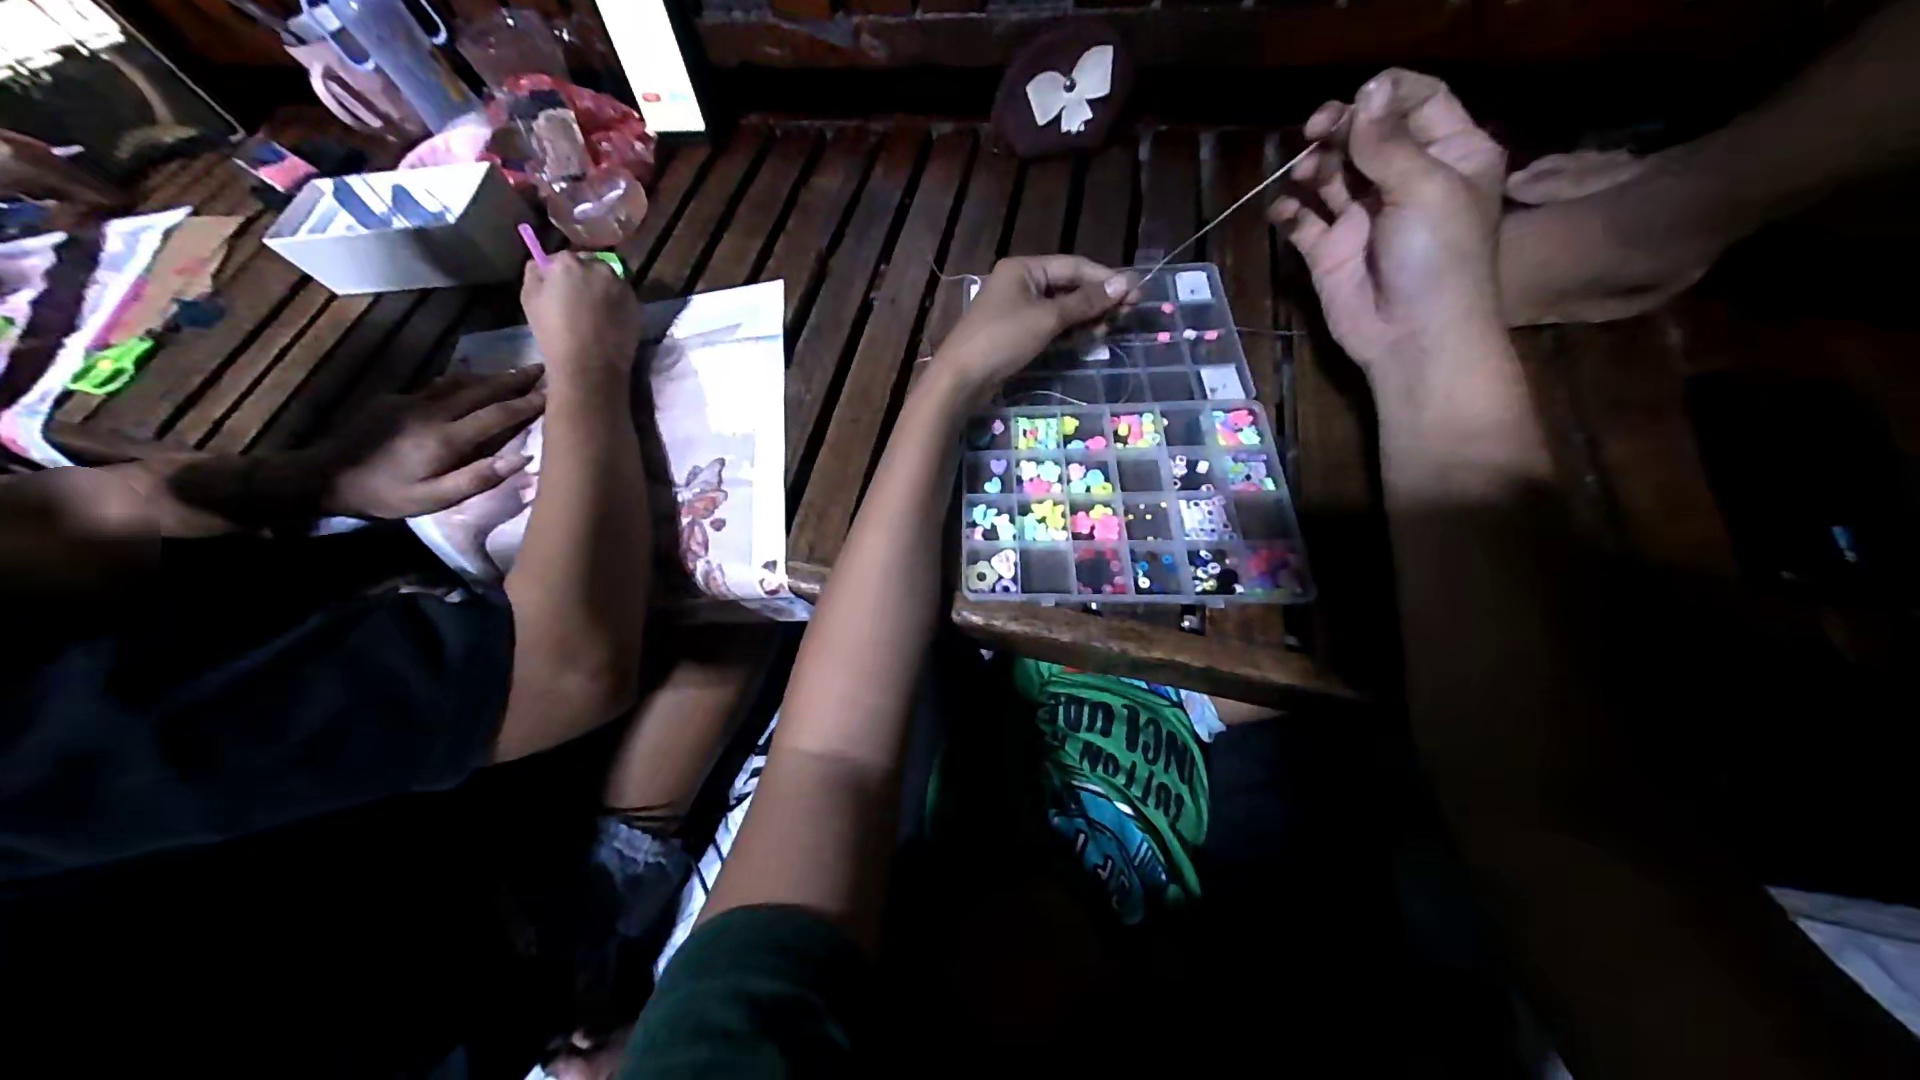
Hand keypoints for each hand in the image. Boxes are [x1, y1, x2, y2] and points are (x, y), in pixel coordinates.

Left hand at [309, 367, 545, 518]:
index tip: (555, 394)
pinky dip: (466, 381)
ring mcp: (413, 401)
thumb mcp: (434, 498)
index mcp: (446, 438)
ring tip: (518, 372)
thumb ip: (478, 478)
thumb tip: (522, 459)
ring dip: (494, 376)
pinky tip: (474, 382)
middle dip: (516, 380)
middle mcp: (432, 412)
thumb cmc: (385, 494)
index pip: (497, 415)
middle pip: (483, 390)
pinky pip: (440, 386)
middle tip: (544, 369)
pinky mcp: (397, 399)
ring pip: (462, 382)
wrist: (322, 476)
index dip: (528, 404)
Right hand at [520, 252, 642, 382]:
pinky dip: (616, 302)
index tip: (558, 287)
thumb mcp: (530, 299)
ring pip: (609, 279)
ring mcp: (622, 286)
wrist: (591, 364)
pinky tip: (609, 320)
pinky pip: (623, 296)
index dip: (559, 272)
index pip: (563, 258)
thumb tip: (541, 264)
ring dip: (602, 288)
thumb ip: (534, 273)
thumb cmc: (554, 333)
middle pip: (590, 265)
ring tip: (595, 311)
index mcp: (569, 263)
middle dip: (584, 276)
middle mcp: (599, 268)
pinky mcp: (637, 304)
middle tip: (578, 298)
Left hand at [932, 255, 1133, 396]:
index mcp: (1024, 268)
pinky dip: (1070, 331)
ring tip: (1112, 327)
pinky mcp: (1017, 334)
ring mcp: (1018, 310)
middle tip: (1130, 312)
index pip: (1074, 266)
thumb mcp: (1047, 318)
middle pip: (1069, 286)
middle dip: (1099, 299)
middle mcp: (1021, 283)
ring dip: (1087, 317)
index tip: (1135, 291)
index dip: (1106, 279)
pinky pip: (1051, 326)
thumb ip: (1085, 302)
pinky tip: (1090, 338)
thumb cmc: (1002, 340)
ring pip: (1062, 308)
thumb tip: (1124, 284)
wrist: (962, 378)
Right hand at [1269, 69, 1507, 376]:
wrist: (1412, 337)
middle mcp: (1404, 180)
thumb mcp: (1425, 189)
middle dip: (1339, 127)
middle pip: (1366, 134)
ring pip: (1332, 173)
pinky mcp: (1330, 250)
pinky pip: (1303, 221)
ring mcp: (1363, 217)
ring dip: (1314, 165)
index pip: (1418, 101)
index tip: (1355, 102)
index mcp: (1449, 155)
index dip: (1385, 94)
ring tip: (1303, 172)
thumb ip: (1388, 143)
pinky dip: (1290, 211)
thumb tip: (1364, 92)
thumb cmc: (1437, 258)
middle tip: (1315, 130)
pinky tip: (1284, 211)